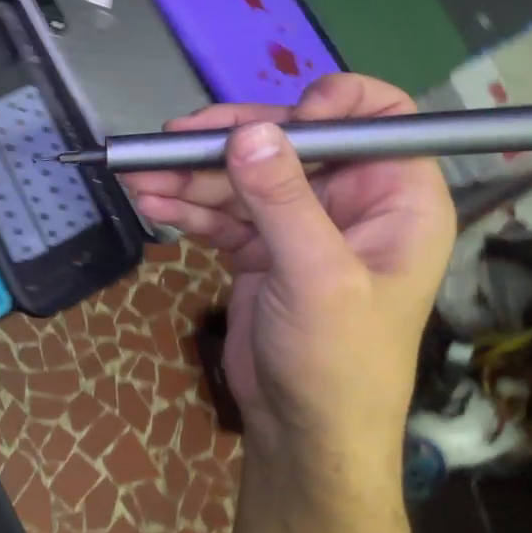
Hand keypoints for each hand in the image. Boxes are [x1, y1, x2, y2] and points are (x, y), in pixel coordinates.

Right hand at [122, 74, 455, 471]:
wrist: (302, 426)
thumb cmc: (337, 356)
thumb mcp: (316, 275)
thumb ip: (282, 201)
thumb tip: (249, 133)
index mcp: (395, 199)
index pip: (376, 120)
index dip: (326, 106)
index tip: (264, 122)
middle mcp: (349, 203)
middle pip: (286, 146)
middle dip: (225, 144)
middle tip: (167, 144)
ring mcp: (299, 226)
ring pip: (242, 180)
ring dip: (189, 178)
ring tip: (137, 179)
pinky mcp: (258, 250)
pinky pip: (219, 214)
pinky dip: (185, 208)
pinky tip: (150, 204)